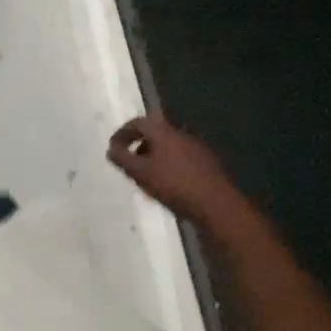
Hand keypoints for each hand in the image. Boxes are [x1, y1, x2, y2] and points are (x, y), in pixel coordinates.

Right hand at [107, 115, 246, 225]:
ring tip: (149, 177)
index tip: (114, 147)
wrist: (219, 207)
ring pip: (170, 148)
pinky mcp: (210, 166)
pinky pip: (184, 160)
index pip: (138, 122)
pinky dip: (172, 167)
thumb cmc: (174, 186)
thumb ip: (122, 159)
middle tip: (131, 162)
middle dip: (140, 146)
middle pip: (155, 134)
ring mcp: (198, 150)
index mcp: (163, 132)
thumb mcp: (140, 173)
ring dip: (156, 158)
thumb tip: (111, 149)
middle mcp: (181, 135)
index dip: (123, 133)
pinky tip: (171, 186)